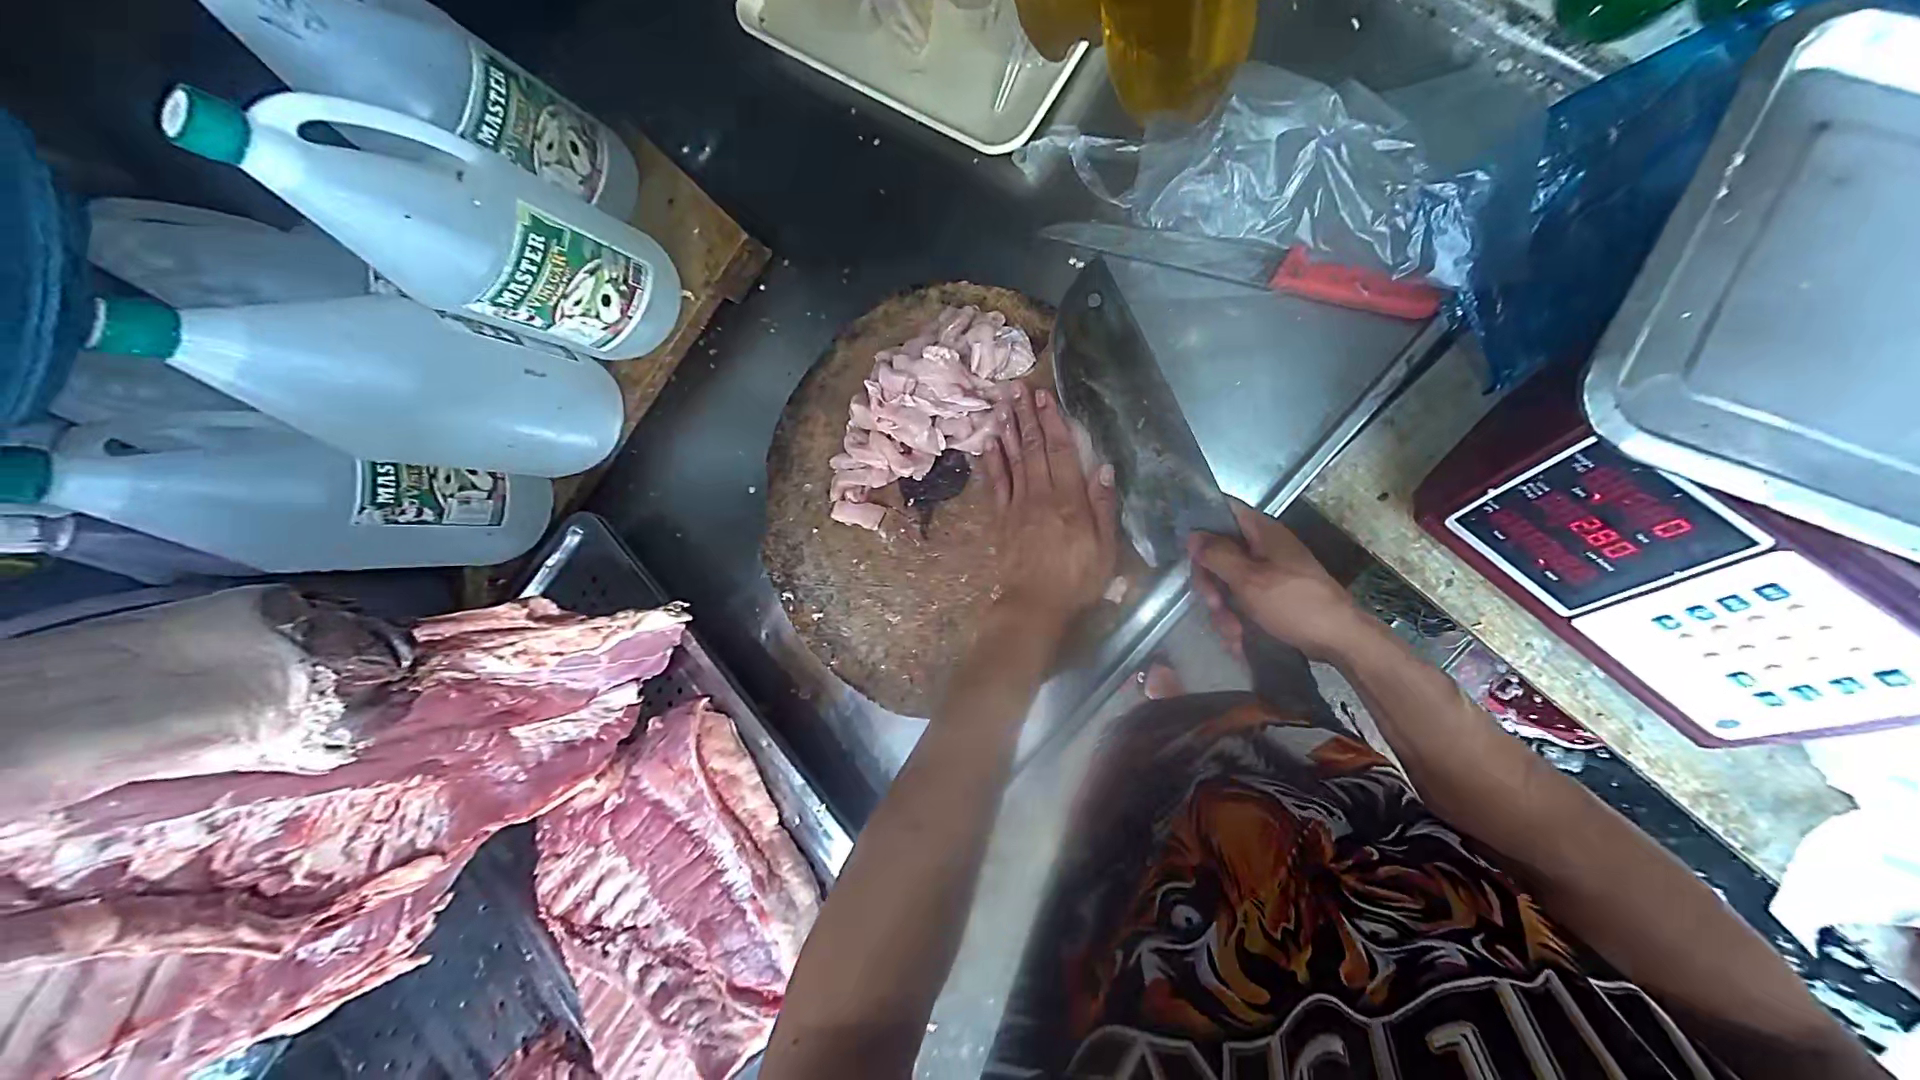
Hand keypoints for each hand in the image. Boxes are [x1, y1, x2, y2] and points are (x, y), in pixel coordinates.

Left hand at [981, 381, 1117, 633]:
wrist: (1034, 605)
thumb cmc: (1076, 580)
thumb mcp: (1105, 548)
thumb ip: (1103, 507)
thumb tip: (1103, 467)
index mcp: (1069, 500)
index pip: (1061, 452)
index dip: (1054, 422)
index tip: (1046, 398)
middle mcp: (1041, 495)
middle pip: (1034, 448)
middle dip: (1028, 416)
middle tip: (1018, 388)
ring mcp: (1017, 506)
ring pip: (1013, 460)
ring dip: (1009, 429)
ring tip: (1004, 403)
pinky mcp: (1000, 519)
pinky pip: (995, 484)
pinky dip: (992, 461)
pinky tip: (989, 442)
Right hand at [1188, 499, 1376, 662]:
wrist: (1339, 641)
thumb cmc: (1294, 604)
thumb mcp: (1248, 579)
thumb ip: (1216, 555)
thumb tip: (1193, 536)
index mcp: (1262, 532)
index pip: (1225, 510)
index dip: (1202, 526)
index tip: (1189, 553)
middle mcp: (1265, 548)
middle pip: (1219, 553)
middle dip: (1211, 583)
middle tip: (1214, 604)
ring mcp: (1269, 573)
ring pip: (1227, 583)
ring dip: (1224, 609)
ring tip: (1234, 631)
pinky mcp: (1272, 597)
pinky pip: (1242, 602)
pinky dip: (1238, 620)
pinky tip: (1240, 639)